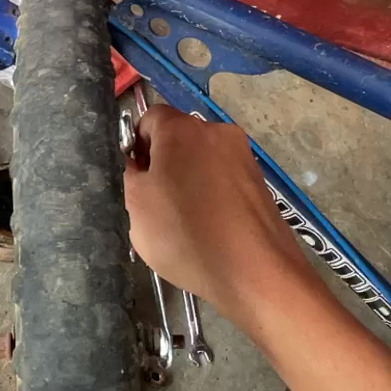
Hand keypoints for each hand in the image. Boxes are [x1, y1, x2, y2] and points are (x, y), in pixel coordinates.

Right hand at [124, 105, 316, 327]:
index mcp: (182, 129)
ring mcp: (243, 158)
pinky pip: (223, 181)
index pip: (150, 117)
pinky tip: (207, 229)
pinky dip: (211, 196)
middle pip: (179, 138)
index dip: (135, 143)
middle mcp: (217, 133)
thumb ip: (130, 174)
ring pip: (202, 161)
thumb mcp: (136, 204)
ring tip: (182, 221)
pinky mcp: (260, 184)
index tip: (133, 176)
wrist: (255, 273)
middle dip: (163, 163)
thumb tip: (139, 163)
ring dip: (188, 181)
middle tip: (153, 202)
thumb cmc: (185, 233)